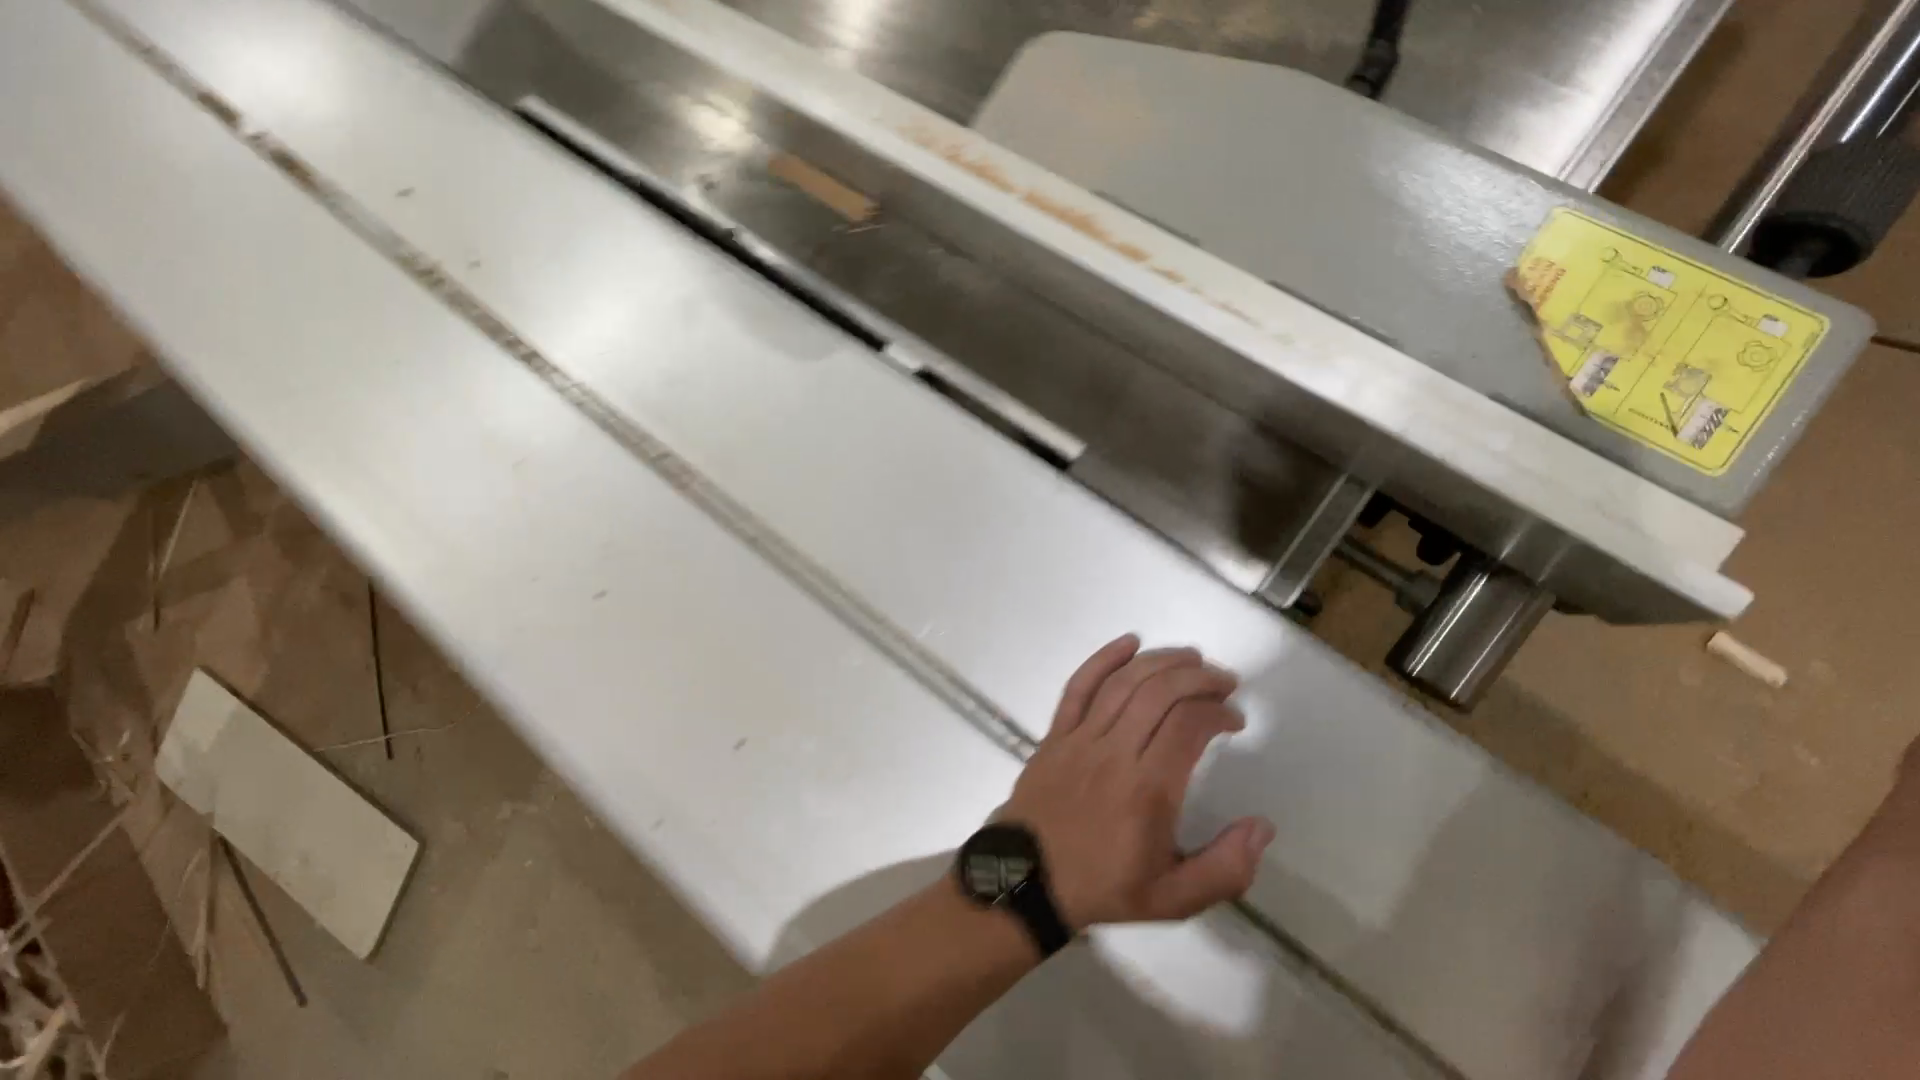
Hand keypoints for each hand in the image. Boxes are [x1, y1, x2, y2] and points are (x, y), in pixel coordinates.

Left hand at [1000, 634, 1275, 930]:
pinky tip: (1129, 643)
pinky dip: (1103, 659)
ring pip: (1124, 683)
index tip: (1233, 720)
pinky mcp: (1055, 735)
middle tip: (1224, 682)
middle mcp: (1113, 754)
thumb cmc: (1103, 887)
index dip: (1217, 712)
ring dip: (1162, 662)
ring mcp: (1079, 739)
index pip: (1188, 726)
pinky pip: (1078, 687)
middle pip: (1160, 693)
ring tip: (1192, 658)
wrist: (1026, 881)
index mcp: (1146, 790)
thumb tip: (1262, 827)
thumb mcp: (1173, 899)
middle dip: (1199, 678)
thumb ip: (1225, 868)